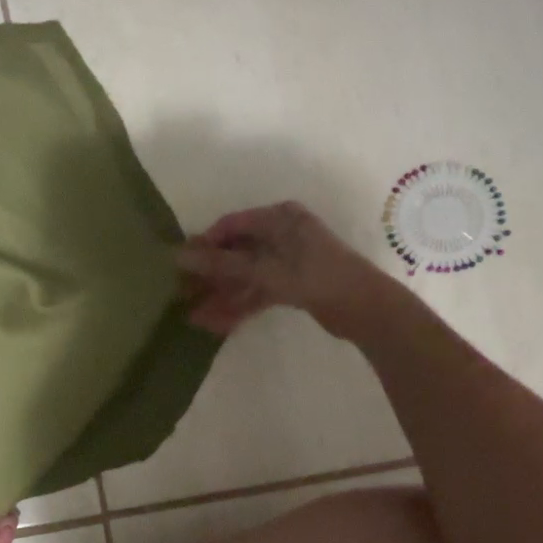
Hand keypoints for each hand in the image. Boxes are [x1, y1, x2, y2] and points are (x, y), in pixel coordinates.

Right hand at [176, 201, 396, 337]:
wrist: (364, 308)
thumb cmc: (315, 277)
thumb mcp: (264, 269)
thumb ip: (221, 265)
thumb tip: (178, 256)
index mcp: (279, 218)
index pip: (231, 225)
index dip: (204, 244)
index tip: (178, 266)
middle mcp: (282, 235)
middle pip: (236, 252)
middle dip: (209, 276)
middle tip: (182, 294)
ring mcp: (287, 261)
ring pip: (245, 276)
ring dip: (221, 296)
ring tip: (194, 317)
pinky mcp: (292, 285)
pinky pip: (257, 292)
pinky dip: (239, 306)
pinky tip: (216, 324)